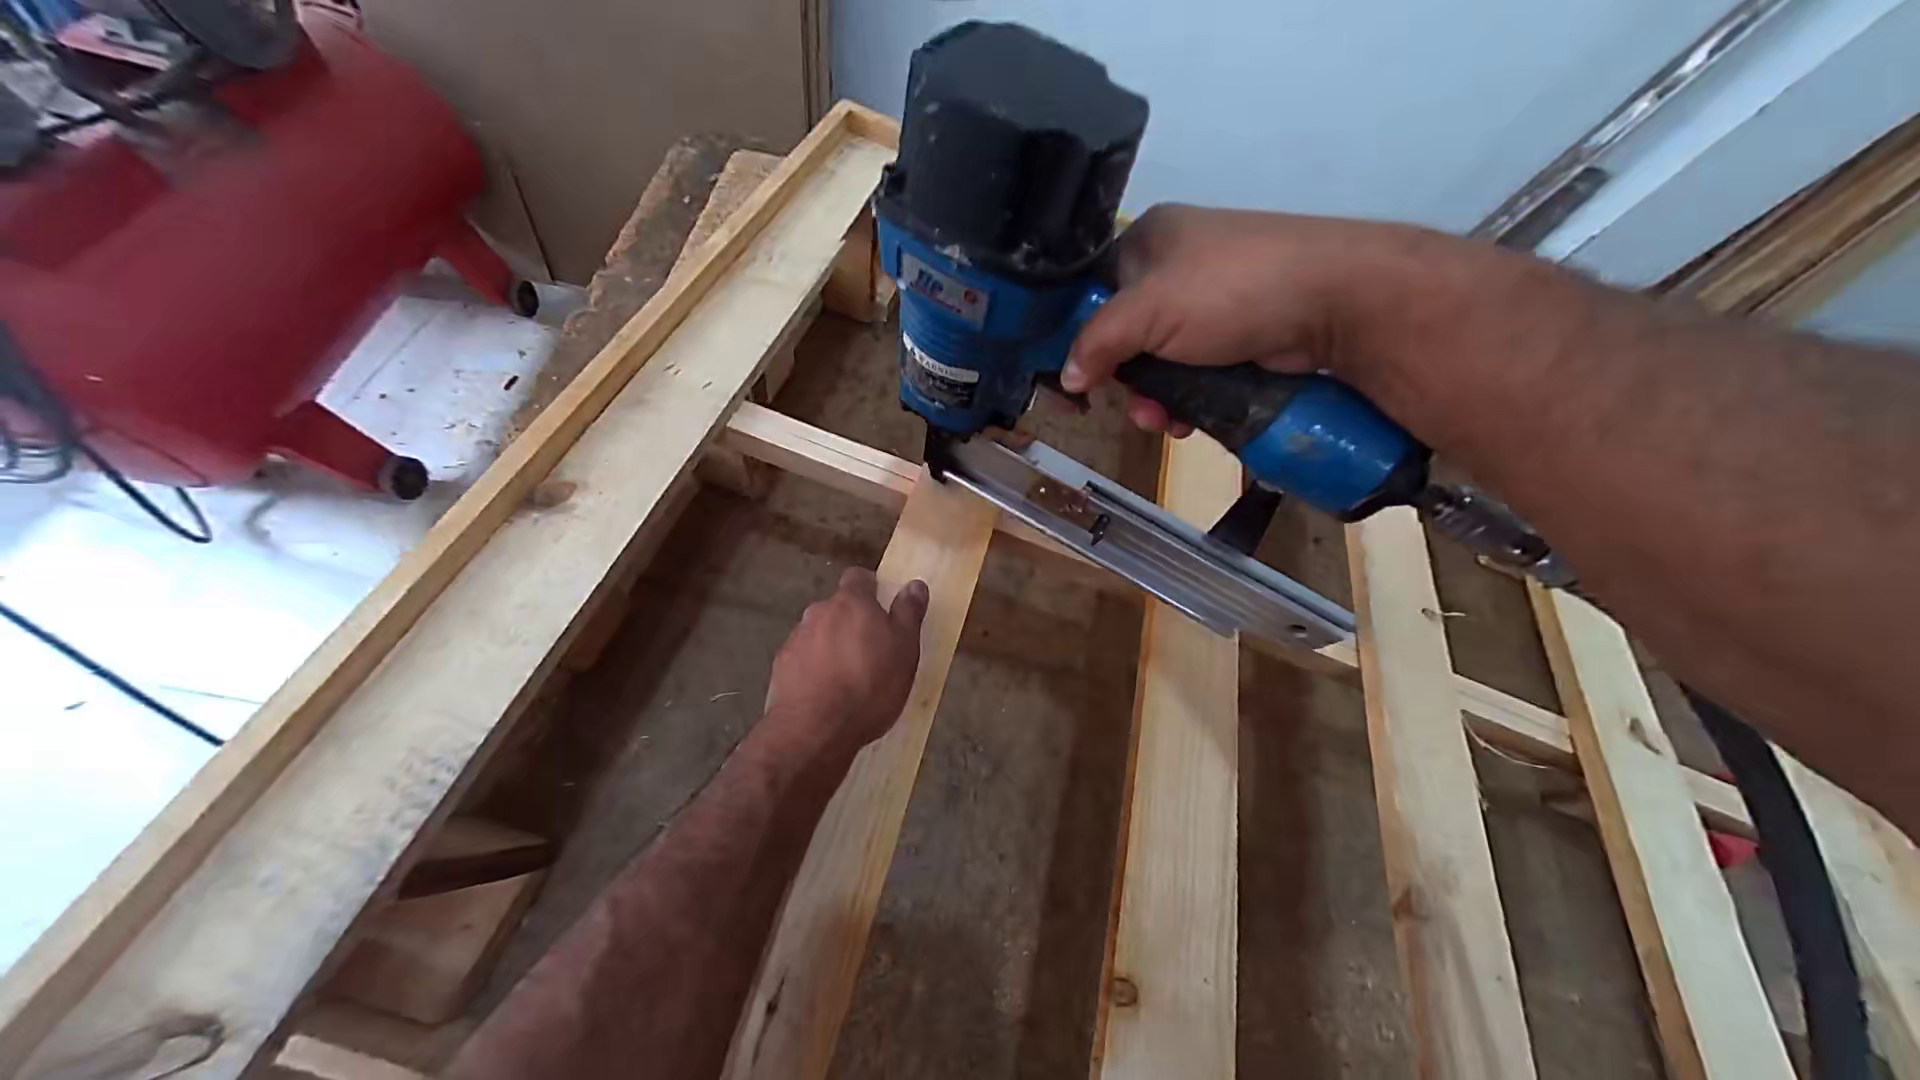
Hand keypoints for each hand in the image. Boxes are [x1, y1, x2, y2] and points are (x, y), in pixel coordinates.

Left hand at [764, 567, 929, 757]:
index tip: (882, 608)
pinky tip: (825, 694)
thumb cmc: (870, 686)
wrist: (814, 730)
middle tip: (871, 652)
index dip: (870, 589)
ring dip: (831, 646)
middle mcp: (818, 612)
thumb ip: (908, 614)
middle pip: (837, 608)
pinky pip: (803, 659)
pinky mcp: (780, 667)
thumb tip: (914, 585)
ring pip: (819, 634)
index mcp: (852, 603)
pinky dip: (813, 669)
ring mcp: (795, 639)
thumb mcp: (904, 650)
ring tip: (848, 679)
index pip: (858, 577)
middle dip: (851, 623)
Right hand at [1060, 205, 1473, 433]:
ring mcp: (1210, 301)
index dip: (1081, 334)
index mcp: (1150, 239)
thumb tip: (1065, 378)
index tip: (1078, 377)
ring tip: (1164, 423)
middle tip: (1135, 408)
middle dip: (1125, 380)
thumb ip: (1097, 343)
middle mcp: (1176, 264)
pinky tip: (1188, 420)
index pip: (1094, 288)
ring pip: (1158, 360)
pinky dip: (1185, 398)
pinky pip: (1191, 371)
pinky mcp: (1235, 333)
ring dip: (1154, 398)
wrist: (1334, 300)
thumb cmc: (1228, 291)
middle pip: (1125, 333)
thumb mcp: (1147, 313)